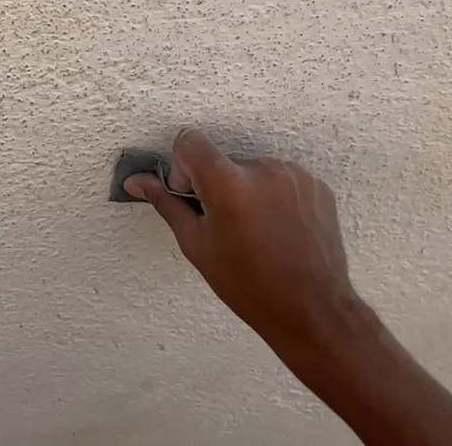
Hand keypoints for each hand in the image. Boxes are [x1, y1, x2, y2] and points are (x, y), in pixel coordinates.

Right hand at [123, 129, 361, 354]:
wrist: (314, 312)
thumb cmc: (250, 285)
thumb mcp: (197, 245)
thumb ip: (167, 203)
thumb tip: (136, 181)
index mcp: (229, 183)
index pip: (190, 141)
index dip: (184, 167)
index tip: (195, 197)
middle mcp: (263, 169)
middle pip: (222, 160)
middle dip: (217, 184)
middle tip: (227, 226)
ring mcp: (294, 175)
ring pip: (251, 169)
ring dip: (246, 190)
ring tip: (257, 231)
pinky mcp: (315, 185)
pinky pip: (281, 178)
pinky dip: (274, 196)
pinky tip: (279, 229)